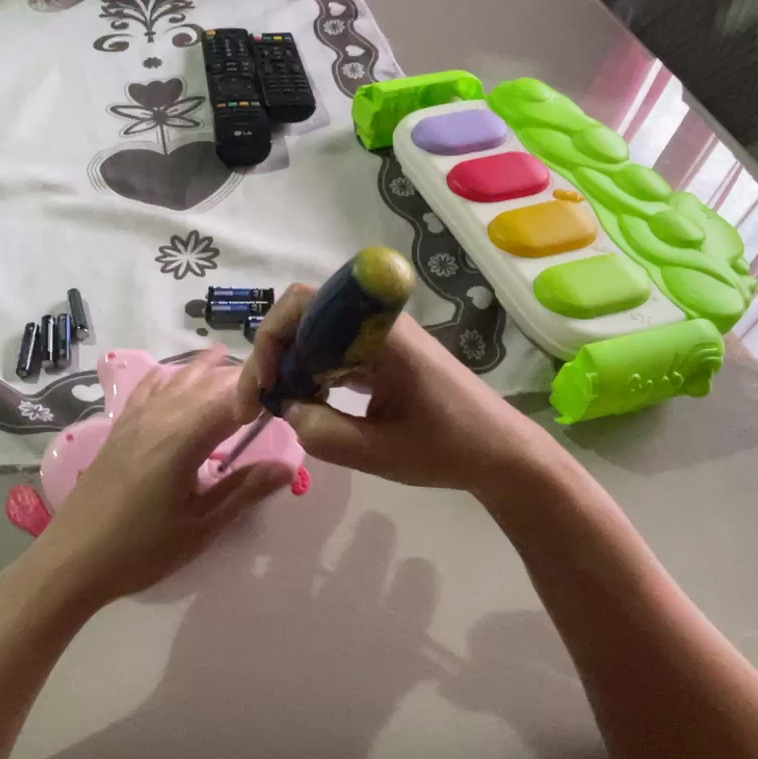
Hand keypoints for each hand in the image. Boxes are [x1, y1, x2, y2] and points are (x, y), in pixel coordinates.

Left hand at [28, 346, 293, 607]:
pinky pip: (147, 391)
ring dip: (203, 371)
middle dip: (236, 378)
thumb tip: (288, 466)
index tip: (286, 398)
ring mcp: (133, 421)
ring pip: (174, 381)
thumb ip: (244, 492)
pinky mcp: (117, 431)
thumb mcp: (201, 527)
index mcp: (183, 438)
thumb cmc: (141, 549)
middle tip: (267, 381)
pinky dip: (168, 379)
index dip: (262, 394)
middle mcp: (159, 417)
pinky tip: (172, 377)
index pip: (232, 400)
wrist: (72, 560)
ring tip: (228, 363)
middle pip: (203, 382)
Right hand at [238, 286, 546, 492]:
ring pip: (313, 334)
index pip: (302, 305)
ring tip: (276, 409)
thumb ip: (320, 432)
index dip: (270, 341)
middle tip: (257, 406)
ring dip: (288, 366)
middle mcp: (375, 323)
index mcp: (378, 334)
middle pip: (301, 316)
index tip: (266, 390)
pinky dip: (309, 373)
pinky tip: (307, 404)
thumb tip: (286, 409)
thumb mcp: (376, 452)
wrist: (501, 453)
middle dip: (271, 357)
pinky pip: (331, 349)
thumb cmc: (446, 449)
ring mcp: (379, 336)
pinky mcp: (382, 353)